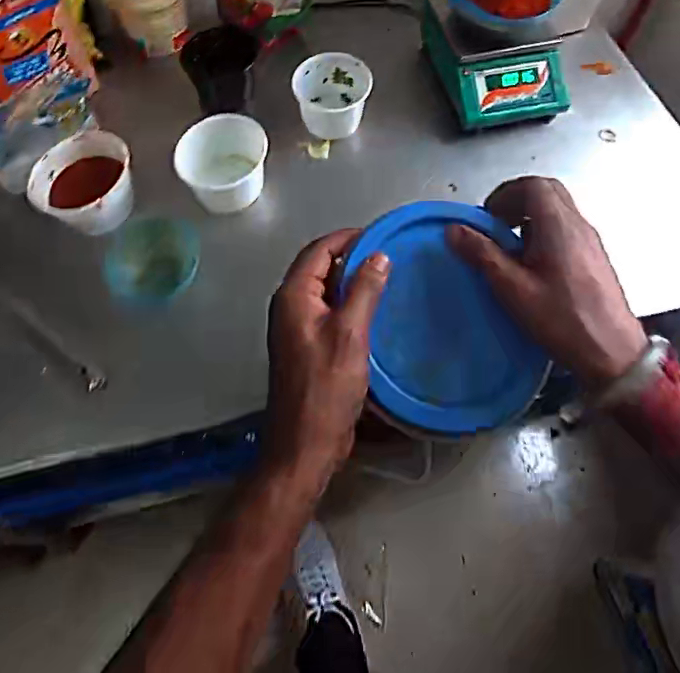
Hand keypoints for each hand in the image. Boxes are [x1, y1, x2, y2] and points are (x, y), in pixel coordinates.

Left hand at [263, 229, 391, 486]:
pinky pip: (330, 311)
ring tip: (387, 276)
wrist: (305, 445)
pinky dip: (350, 303)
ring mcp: (298, 327)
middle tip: (388, 254)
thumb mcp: (350, 334)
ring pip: (326, 290)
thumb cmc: (325, 388)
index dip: (347, 238)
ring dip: (352, 280)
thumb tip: (379, 255)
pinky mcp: (309, 345)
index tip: (380, 234)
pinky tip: (375, 309)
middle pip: (320, 266)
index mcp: (293, 296)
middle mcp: (291, 306)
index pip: (318, 250)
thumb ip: (364, 290)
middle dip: (352, 256)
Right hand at [448, 176, 646, 386]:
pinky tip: (533, 266)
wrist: (614, 354)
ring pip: (558, 209)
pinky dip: (544, 233)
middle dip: (517, 201)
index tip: (487, 217)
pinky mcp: (594, 257)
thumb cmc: (564, 322)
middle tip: (497, 224)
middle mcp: (579, 226)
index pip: (532, 186)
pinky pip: (566, 229)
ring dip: (530, 218)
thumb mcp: (514, 290)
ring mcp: (590, 241)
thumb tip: (455, 231)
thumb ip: (483, 255)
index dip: (504, 194)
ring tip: (510, 248)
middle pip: (547, 191)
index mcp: (559, 226)